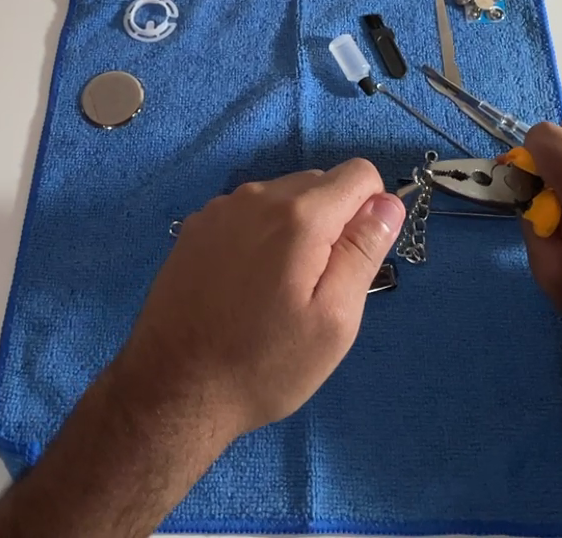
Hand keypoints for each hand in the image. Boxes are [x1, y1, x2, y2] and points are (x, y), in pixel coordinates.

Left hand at [110, 160, 405, 442]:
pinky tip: (244, 283)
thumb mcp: (335, 319)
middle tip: (317, 285)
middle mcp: (258, 195)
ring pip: (282, 196)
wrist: (173, 387)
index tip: (355, 257)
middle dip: (332, 221)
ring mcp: (221, 207)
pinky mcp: (196, 225)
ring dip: (295, 227)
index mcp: (299, 215)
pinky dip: (259, 234)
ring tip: (278, 289)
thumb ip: (364, 250)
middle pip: (319, 183)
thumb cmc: (266, 362)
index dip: (371, 210)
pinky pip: (248, 212)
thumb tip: (388, 202)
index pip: (359, 174)